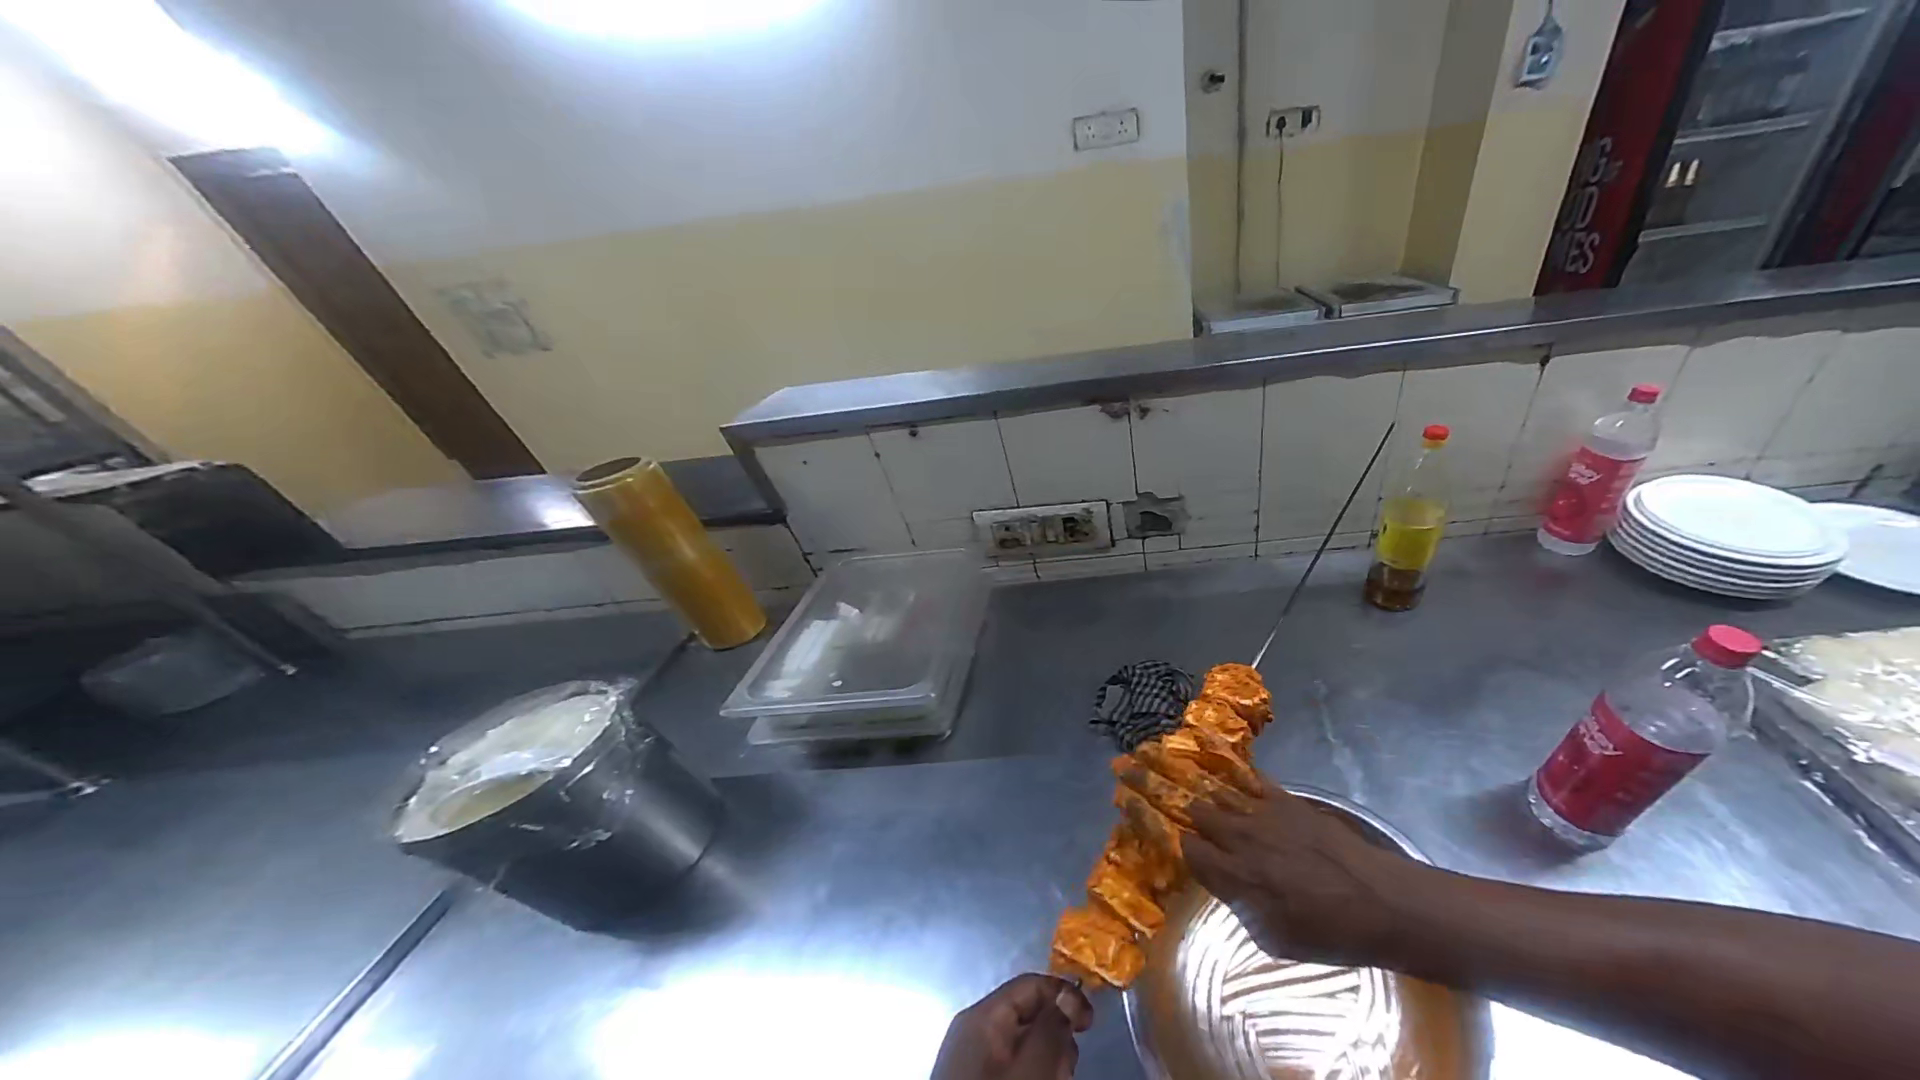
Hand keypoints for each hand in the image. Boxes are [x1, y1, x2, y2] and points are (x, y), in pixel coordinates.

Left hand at [930, 973, 1093, 1079]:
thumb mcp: (1030, 1071)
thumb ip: (1051, 1030)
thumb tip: (1069, 994)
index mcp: (983, 1016)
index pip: (1030, 985)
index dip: (1063, 996)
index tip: (1090, 1025)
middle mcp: (976, 1030)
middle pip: (1029, 1017)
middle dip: (1056, 1042)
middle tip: (1062, 1074)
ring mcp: (974, 1058)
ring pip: (1025, 1046)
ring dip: (1048, 1065)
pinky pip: (1013, 1068)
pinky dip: (1032, 1076)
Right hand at [1185, 777, 1419, 967]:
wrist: (1383, 903)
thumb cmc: (1330, 933)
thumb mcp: (1275, 939)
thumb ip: (1240, 907)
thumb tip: (1228, 886)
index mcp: (1236, 876)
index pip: (1189, 849)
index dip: (1185, 847)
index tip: (1191, 851)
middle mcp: (1242, 839)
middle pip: (1198, 813)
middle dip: (1196, 819)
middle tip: (1201, 827)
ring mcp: (1264, 815)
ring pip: (1221, 794)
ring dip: (1216, 800)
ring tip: (1215, 802)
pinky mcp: (1288, 800)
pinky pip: (1254, 781)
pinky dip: (1243, 782)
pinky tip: (1242, 784)